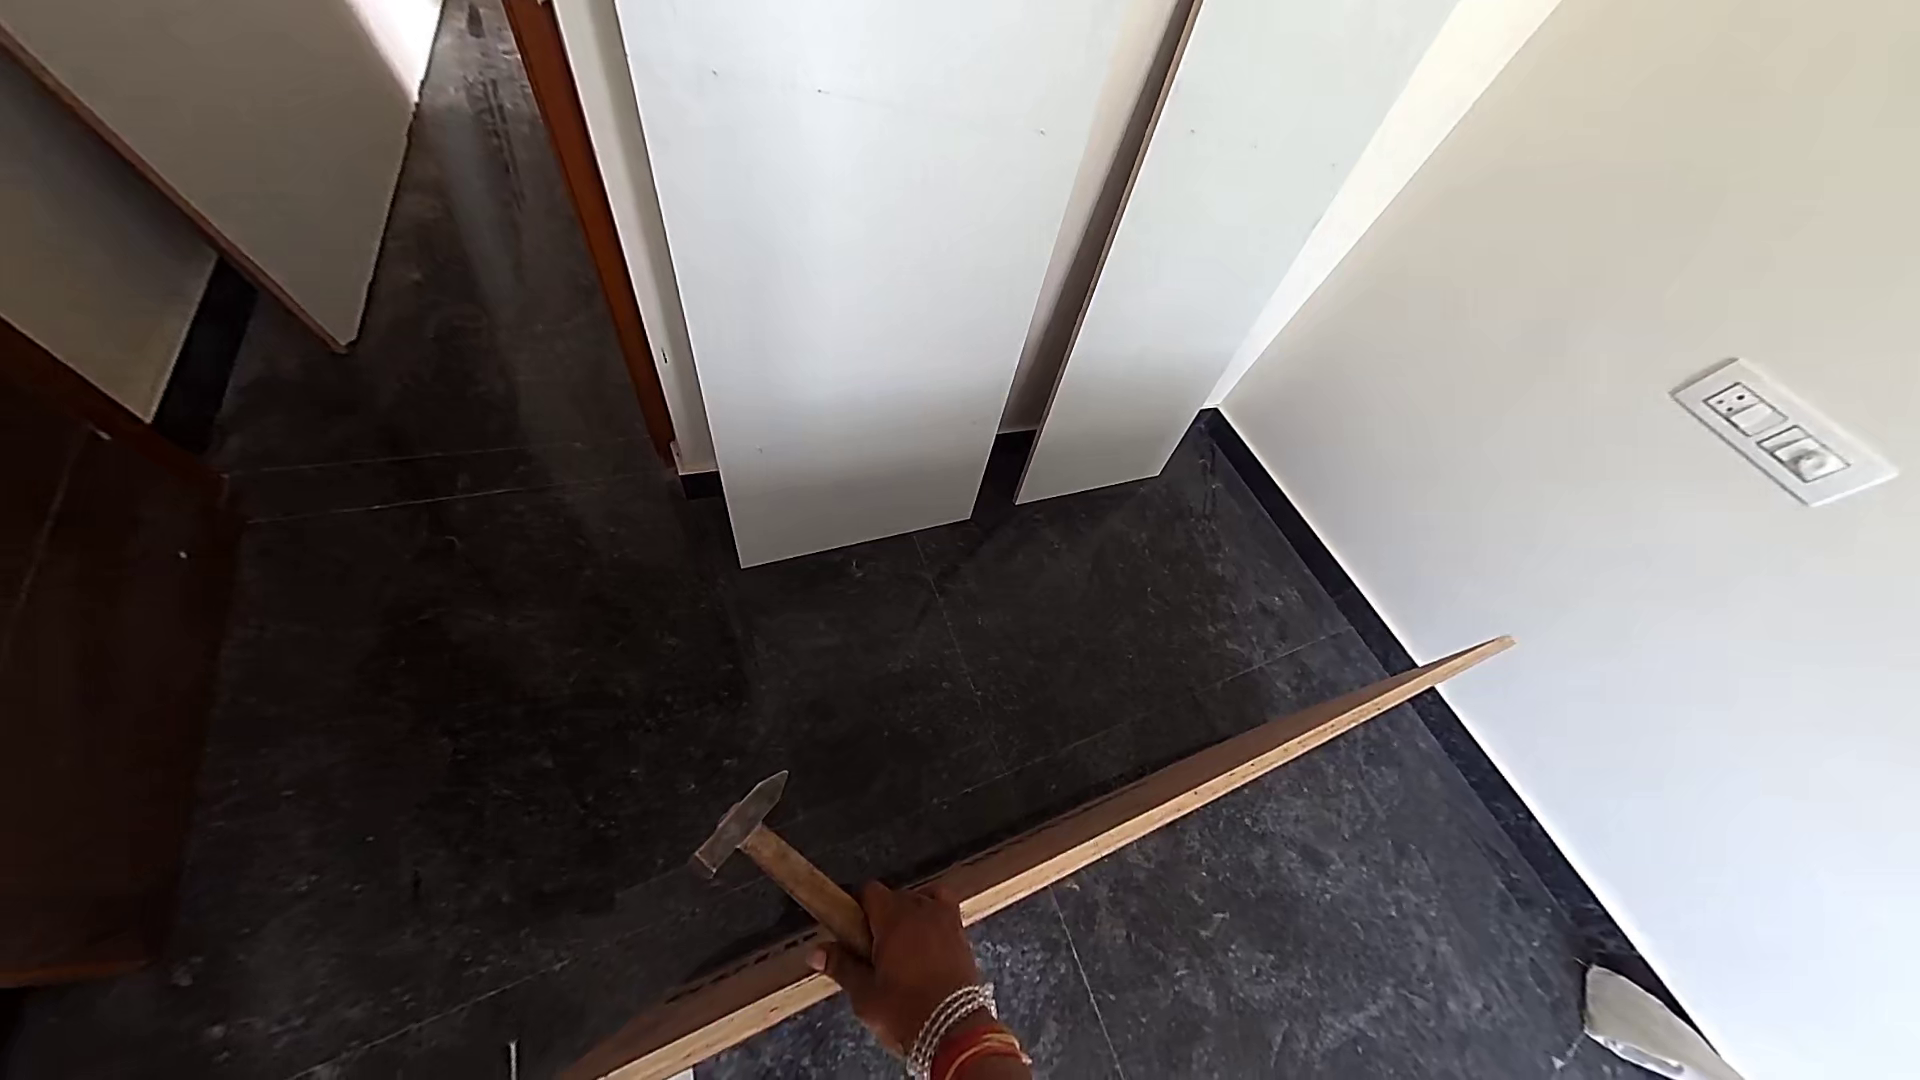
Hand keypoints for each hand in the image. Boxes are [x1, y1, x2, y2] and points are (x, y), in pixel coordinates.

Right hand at [809, 882, 980, 1054]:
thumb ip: (841, 966)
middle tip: (873, 951)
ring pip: (916, 901)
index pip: (868, 890)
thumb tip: (816, 951)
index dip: (857, 907)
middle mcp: (918, 906)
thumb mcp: (865, 994)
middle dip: (880, 918)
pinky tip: (927, 933)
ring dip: (906, 917)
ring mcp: (942, 914)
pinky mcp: (958, 927)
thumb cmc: (906, 1012)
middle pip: (892, 897)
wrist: (953, 1030)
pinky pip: (942, 904)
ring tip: (900, 951)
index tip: (853, 930)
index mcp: (892, 916)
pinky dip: (932, 912)